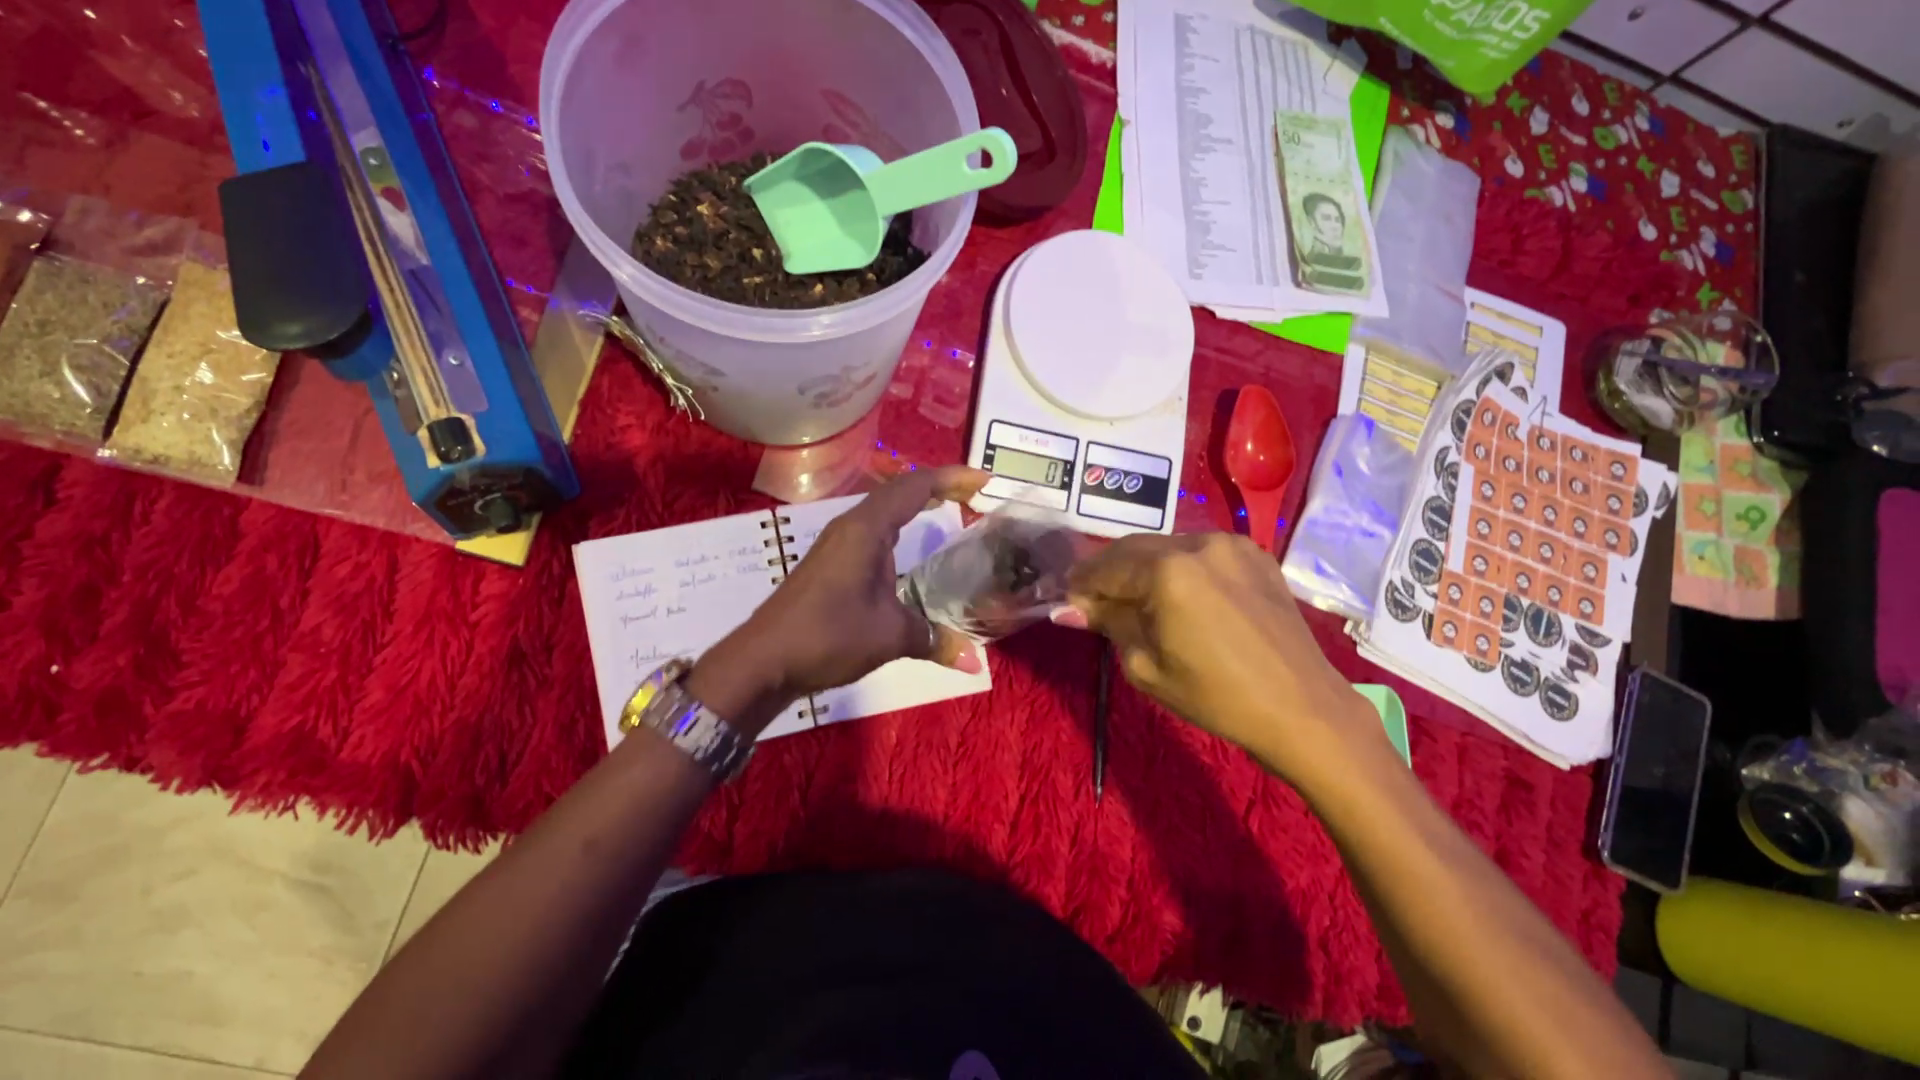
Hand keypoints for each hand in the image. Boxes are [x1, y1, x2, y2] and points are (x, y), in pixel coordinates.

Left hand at [690, 468, 988, 730]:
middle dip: (938, 488)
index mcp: (866, 529)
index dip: (953, 478)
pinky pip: (872, 532)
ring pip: (883, 511)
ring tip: (950, 512)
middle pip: (899, 492)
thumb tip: (974, 662)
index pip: (915, 487)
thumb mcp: (889, 637)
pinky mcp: (830, 564)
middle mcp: (850, 527)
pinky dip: (899, 529)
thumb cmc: (827, 636)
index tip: (986, 481)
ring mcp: (836, 545)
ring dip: (915, 506)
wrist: (762, 660)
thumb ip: (934, 641)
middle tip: (975, 495)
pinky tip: (911, 552)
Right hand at [1057, 532, 1378, 782]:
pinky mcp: (1255, 554)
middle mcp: (1198, 543)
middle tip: (1092, 601)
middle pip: (1134, 548)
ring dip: (1143, 568)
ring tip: (1135, 601)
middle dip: (1109, 572)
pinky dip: (1179, 568)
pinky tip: (1178, 596)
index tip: (1065, 602)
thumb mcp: (1146, 666)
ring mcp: (1231, 544)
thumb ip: (1109, 624)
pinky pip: (1200, 552)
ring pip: (1167, 546)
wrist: (1300, 706)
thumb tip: (1068, 608)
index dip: (1080, 584)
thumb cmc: (1216, 696)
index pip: (1105, 567)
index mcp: (1167, 571)